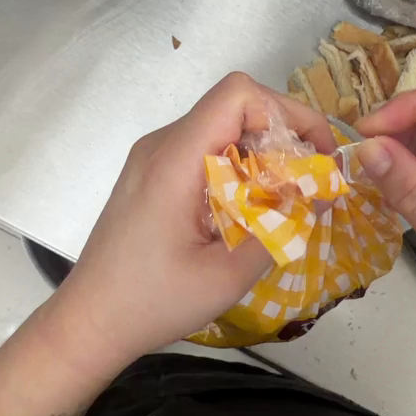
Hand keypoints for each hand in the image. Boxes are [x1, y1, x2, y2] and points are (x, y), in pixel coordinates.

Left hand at [41, 72, 338, 367]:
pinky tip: (247, 210)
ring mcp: (152, 158)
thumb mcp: (227, 277)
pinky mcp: (151, 175)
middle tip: (309, 185)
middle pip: (233, 107)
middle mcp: (161, 145)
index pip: (237, 94)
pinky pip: (204, 151)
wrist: (90, 322)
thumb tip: (326, 194)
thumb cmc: (152, 302)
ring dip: (261, 156)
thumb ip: (282, 230)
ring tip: (283, 202)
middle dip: (282, 137)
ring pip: (221, 128)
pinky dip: (237, 168)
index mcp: (175, 160)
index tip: (315, 154)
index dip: (286, 110)